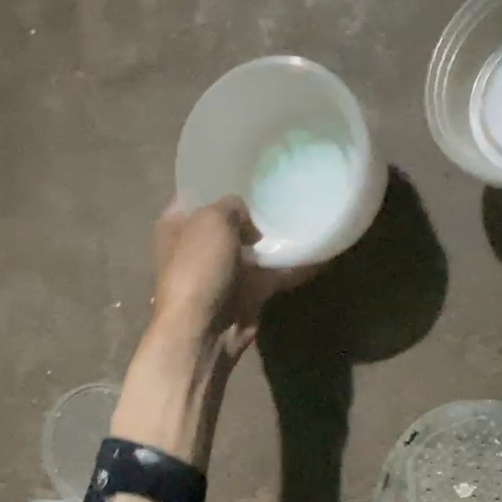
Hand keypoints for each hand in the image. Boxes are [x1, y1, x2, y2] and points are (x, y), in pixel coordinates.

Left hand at [110, 195, 312, 476]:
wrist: (203, 330)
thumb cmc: (198, 267)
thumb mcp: (213, 219)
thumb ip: (233, 206)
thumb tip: (249, 223)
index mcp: (177, 224)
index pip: (198, 194)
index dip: (222, 182)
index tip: (253, 170)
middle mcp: (198, 246)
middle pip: (232, 222)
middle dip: (256, 212)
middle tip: (288, 190)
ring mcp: (224, 272)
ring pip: (255, 249)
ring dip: (278, 240)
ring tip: (310, 215)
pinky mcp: (246, 295)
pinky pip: (274, 274)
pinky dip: (295, 266)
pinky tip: (323, 251)